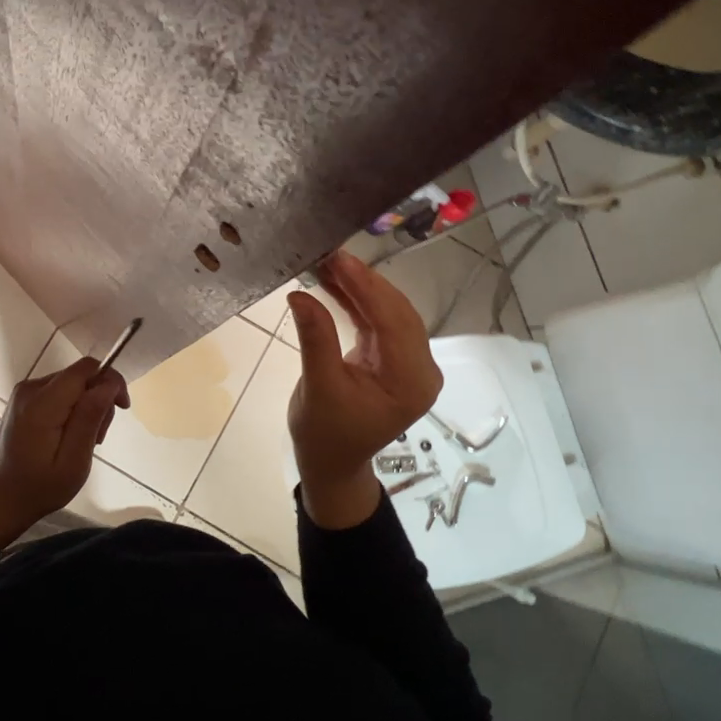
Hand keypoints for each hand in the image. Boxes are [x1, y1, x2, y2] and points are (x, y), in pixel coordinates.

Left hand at [0, 356, 129, 554]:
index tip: (122, 408)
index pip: (85, 369)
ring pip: (72, 383)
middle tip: (97, 437)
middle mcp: (31, 388)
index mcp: (42, 403)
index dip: (110, 381)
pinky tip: (69, 435)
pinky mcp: (24, 398)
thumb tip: (109, 384)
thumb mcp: (74, 461)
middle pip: (80, 376)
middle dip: (98, 400)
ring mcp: (25, 392)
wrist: (3, 497)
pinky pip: (60, 391)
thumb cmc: (41, 487)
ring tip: (82, 441)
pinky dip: (72, 408)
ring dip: (86, 407)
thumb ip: (89, 419)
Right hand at [285, 251, 442, 527]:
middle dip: (364, 282)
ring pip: (389, 314)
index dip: (367, 287)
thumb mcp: (318, 388)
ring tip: (328, 263)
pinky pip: (379, 324)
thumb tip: (301, 294)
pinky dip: (358, 304)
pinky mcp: (393, 361)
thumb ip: (315, 339)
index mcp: (411, 381)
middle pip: (397, 313)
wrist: (331, 465)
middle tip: (330, 254)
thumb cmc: (325, 435)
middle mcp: (420, 370)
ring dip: (360, 289)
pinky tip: (334, 284)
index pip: (394, 322)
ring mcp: (409, 365)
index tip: (339, 258)